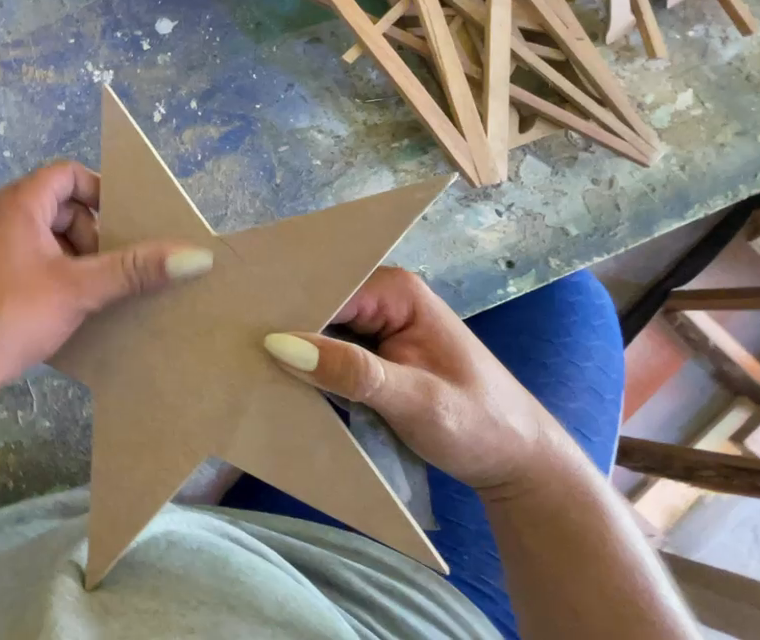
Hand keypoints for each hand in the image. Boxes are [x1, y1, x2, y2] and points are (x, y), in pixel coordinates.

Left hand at [0, 161, 214, 389]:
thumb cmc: (15, 315)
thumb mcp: (80, 290)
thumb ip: (135, 270)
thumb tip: (198, 255)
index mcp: (16, 203)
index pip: (67, 173)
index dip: (101, 193)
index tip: (126, 227)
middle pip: (56, 202)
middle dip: (89, 232)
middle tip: (106, 269)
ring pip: (42, 231)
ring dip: (71, 254)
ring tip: (88, 291)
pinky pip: (25, 251)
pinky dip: (50, 268)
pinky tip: (63, 304)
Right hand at [261, 266, 580, 494]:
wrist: (523, 469)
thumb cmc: (483, 428)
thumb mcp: (417, 402)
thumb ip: (352, 372)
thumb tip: (278, 344)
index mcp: (396, 290)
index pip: (322, 290)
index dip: (282, 310)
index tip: (240, 330)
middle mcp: (381, 297)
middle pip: (314, 306)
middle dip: (280, 328)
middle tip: (235, 349)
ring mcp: (375, 324)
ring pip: (315, 329)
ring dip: (289, 350)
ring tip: (246, 363)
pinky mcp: (370, 352)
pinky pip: (325, 350)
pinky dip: (305, 367)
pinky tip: (276, 378)